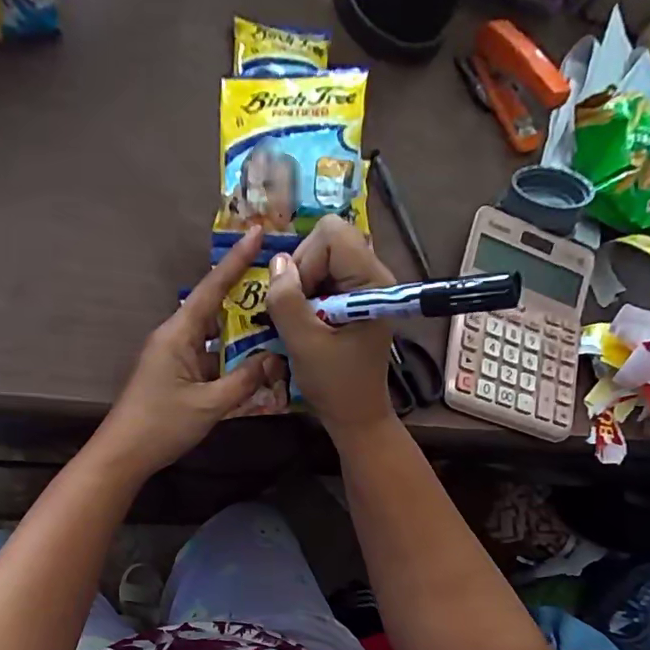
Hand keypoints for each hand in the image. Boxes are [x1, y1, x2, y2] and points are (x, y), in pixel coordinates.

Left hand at [90, 227, 287, 476]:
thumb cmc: (162, 425)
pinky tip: (253, 359)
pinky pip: (207, 355)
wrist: (123, 454)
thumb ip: (244, 380)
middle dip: (244, 293)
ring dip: (239, 329)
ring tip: (275, 318)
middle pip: (213, 307)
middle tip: (279, 280)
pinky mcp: (174, 374)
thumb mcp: (209, 404)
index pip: (212, 289)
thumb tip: (275, 359)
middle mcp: (174, 337)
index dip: (236, 262)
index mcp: (178, 334)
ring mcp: (172, 356)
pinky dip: (229, 354)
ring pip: (212, 334)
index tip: (257, 233)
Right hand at [266, 216, 399, 437]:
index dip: (306, 260)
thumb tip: (277, 263)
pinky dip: (308, 294)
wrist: (356, 415)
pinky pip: (325, 276)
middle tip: (297, 310)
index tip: (299, 300)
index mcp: (371, 281)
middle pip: (327, 240)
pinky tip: (306, 321)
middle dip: (302, 270)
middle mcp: (373, 274)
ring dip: (302, 285)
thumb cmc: (335, 384)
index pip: (331, 233)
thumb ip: (287, 302)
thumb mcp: (304, 345)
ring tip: (300, 319)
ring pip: (322, 257)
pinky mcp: (354, 298)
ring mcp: (364, 286)